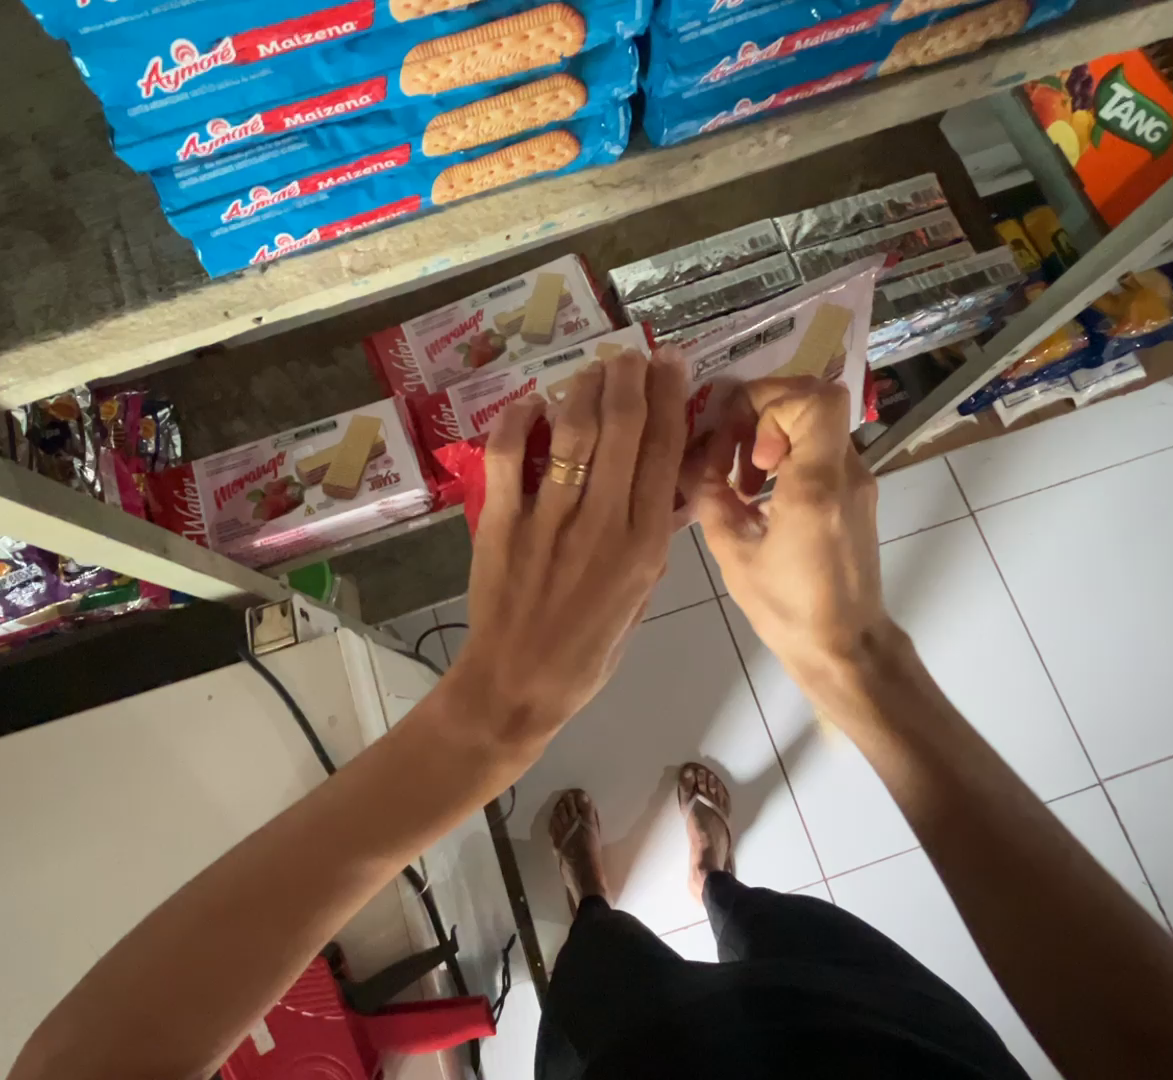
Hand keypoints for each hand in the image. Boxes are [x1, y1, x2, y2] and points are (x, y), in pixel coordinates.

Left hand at [444, 345, 689, 754]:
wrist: (517, 685)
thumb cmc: (587, 652)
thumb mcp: (640, 599)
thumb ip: (652, 541)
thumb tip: (664, 486)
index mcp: (643, 544)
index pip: (663, 453)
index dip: (669, 399)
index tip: (670, 363)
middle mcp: (602, 522)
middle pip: (622, 429)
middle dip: (630, 379)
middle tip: (631, 353)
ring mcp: (548, 520)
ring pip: (573, 434)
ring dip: (585, 388)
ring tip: (593, 368)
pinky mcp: (501, 522)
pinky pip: (509, 457)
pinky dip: (519, 421)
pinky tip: (532, 402)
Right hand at [685, 377, 897, 694]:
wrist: (845, 647)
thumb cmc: (787, 609)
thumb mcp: (733, 554)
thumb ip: (710, 497)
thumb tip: (689, 462)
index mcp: (816, 486)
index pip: (814, 400)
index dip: (771, 403)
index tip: (747, 449)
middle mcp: (846, 473)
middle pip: (814, 401)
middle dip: (765, 414)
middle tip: (737, 458)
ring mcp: (857, 483)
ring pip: (818, 425)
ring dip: (774, 437)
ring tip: (744, 483)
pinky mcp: (856, 497)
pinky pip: (822, 452)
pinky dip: (788, 457)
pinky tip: (761, 499)